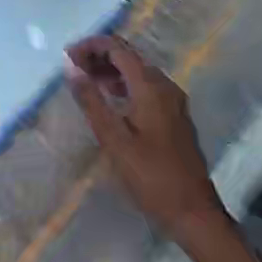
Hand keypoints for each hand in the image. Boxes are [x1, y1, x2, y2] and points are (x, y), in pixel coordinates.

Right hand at [65, 35, 223, 236]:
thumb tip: (70, 67)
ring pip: (136, 69)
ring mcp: (173, 100)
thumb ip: (90, 99)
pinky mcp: (174, 115)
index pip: (117, 48)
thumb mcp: (113, 138)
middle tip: (73, 69)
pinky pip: (144, 85)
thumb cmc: (151, 176)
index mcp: (150, 87)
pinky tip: (108, 99)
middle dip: (98, 56)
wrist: (195, 215)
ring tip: (85, 83)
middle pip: (128, 55)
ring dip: (110, 69)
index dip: (90, 47)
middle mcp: (165, 86)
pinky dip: (123, 83)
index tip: (67, 58)